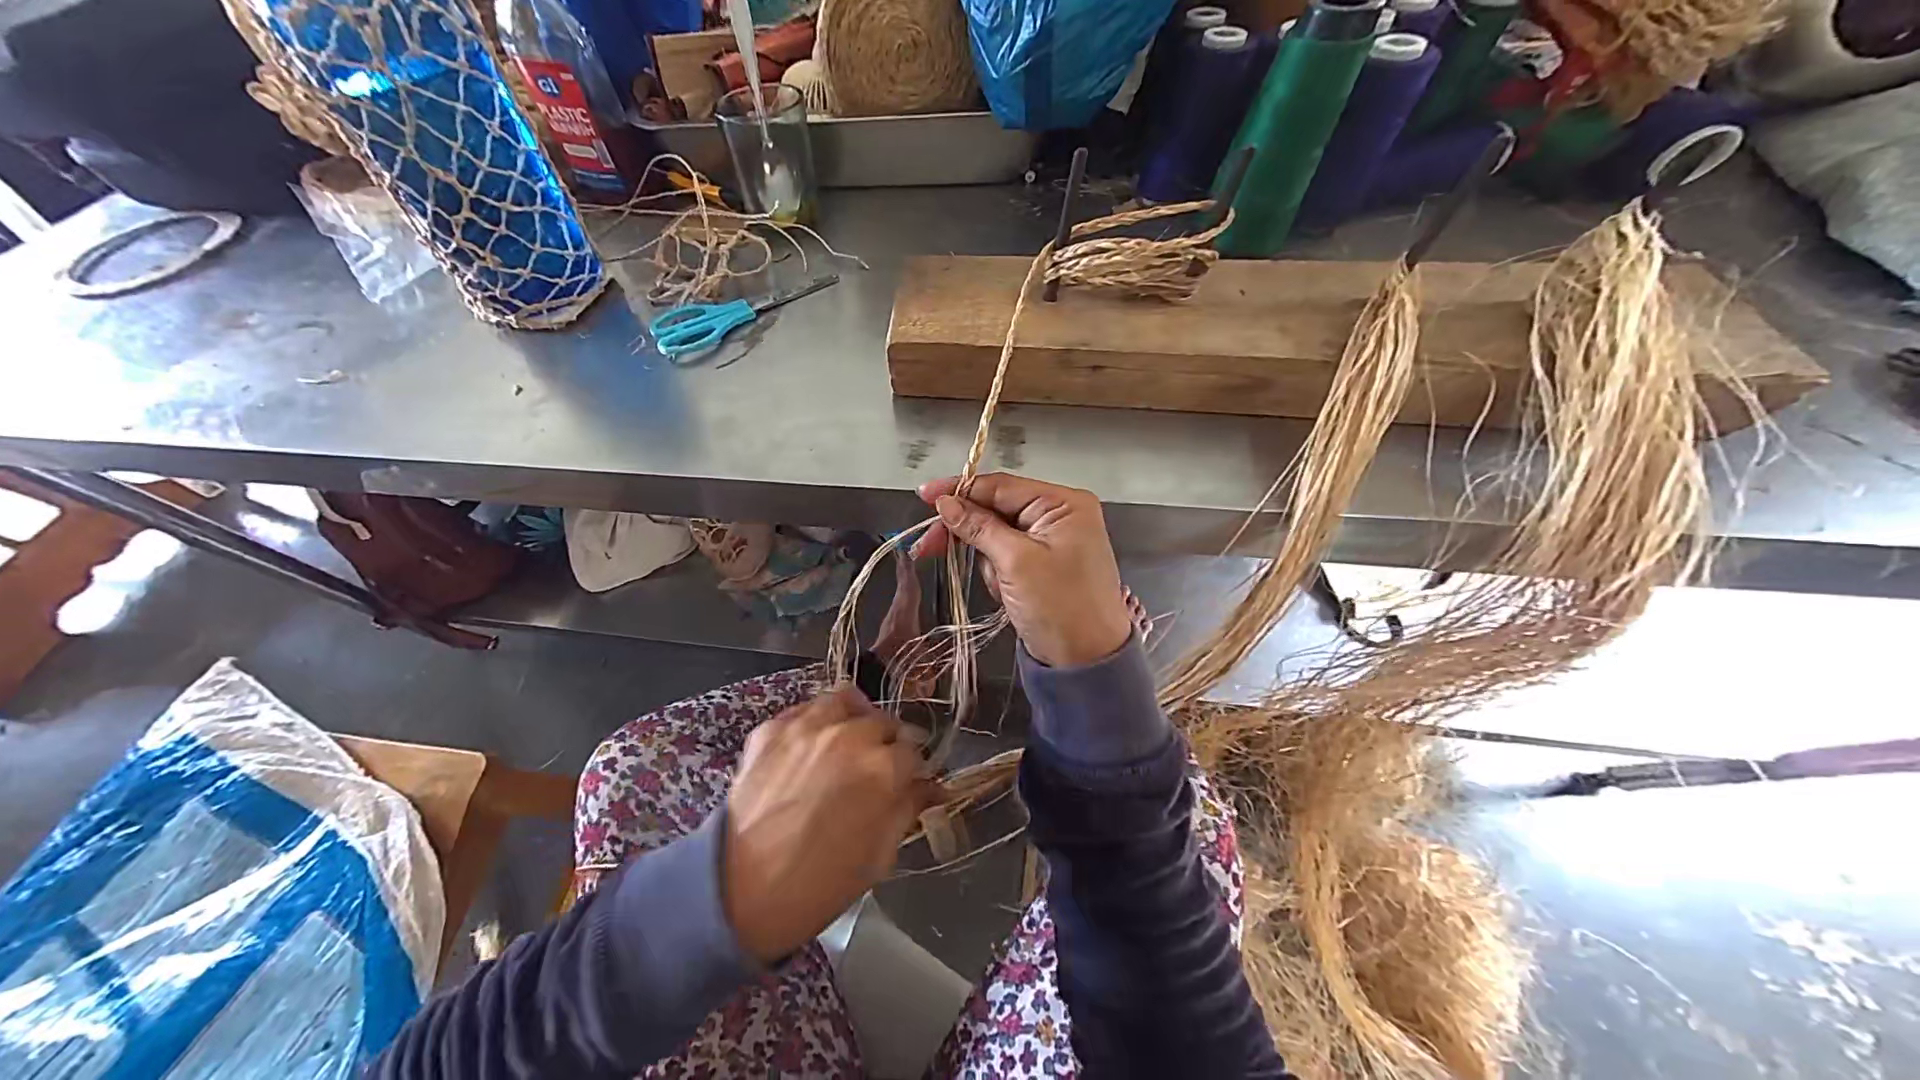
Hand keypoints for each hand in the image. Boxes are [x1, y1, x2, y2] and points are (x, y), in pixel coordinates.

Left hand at [723, 686, 933, 963]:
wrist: (738, 895)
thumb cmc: (818, 886)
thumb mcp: (878, 857)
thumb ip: (907, 810)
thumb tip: (932, 788)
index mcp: (882, 768)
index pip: (914, 752)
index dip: (914, 770)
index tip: (909, 782)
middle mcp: (848, 736)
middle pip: (883, 722)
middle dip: (888, 743)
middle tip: (879, 767)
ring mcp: (806, 728)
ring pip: (844, 700)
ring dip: (855, 717)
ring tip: (850, 740)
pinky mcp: (770, 731)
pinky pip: (802, 711)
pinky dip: (814, 722)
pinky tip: (811, 745)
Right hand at [910, 473, 1133, 667]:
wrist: (1087, 662)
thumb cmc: (1061, 607)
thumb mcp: (1015, 562)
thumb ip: (978, 527)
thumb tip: (945, 503)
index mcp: (1063, 504)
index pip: (1001, 486)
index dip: (960, 489)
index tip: (924, 494)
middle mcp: (1059, 515)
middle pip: (996, 509)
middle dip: (967, 532)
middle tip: (928, 546)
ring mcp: (1051, 541)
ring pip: (996, 536)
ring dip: (986, 561)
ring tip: (1000, 588)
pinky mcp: (1042, 565)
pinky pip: (1006, 557)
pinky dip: (997, 574)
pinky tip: (1005, 594)